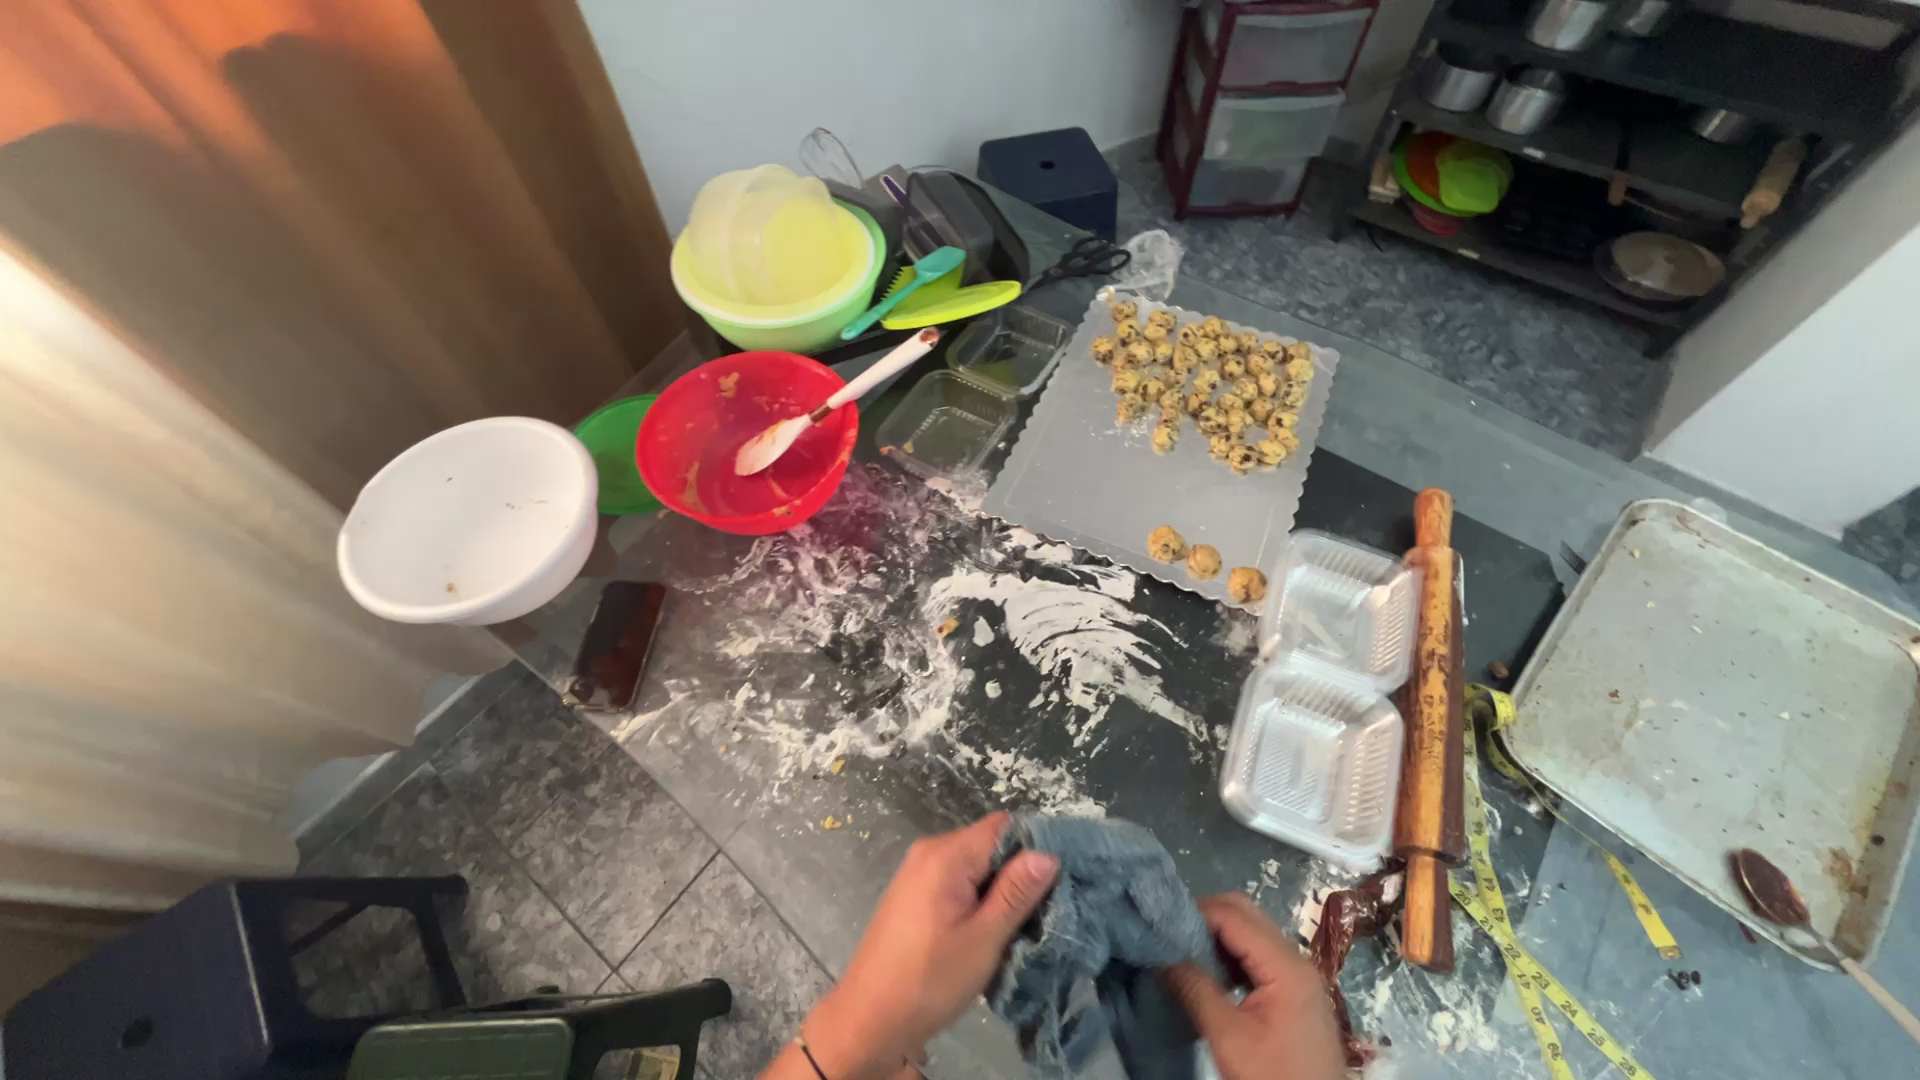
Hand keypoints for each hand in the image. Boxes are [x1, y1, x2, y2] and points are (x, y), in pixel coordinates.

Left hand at [801, 812, 1059, 1078]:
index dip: (1033, 847)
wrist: (868, 1019)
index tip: (1054, 882)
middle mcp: (930, 850)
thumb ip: (1016, 892)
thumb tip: (1048, 853)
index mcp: (946, 855)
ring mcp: (918, 870)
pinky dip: (975, 898)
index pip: (1004, 826)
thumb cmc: (929, 980)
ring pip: (974, 864)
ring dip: (996, 890)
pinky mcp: (913, 891)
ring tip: (1013, 927)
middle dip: (1016, 873)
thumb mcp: (983, 939)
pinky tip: (983, 931)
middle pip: (989, 844)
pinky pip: (956, 879)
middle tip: (1038, 913)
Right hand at [1163, 892, 1342, 1079]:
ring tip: (1185, 951)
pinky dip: (1233, 952)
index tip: (1161, 924)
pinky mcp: (1296, 990)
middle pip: (1246, 913)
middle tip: (1171, 934)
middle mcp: (1297, 959)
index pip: (1233, 916)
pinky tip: (1211, 971)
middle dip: (1206, 916)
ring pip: (1252, 930)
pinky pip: (1260, 953)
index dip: (1194, 913)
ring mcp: (1300, 975)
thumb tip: (1158, 951)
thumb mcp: (1228, 1037)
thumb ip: (1193, 987)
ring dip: (1218, 933)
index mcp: (1285, 966)